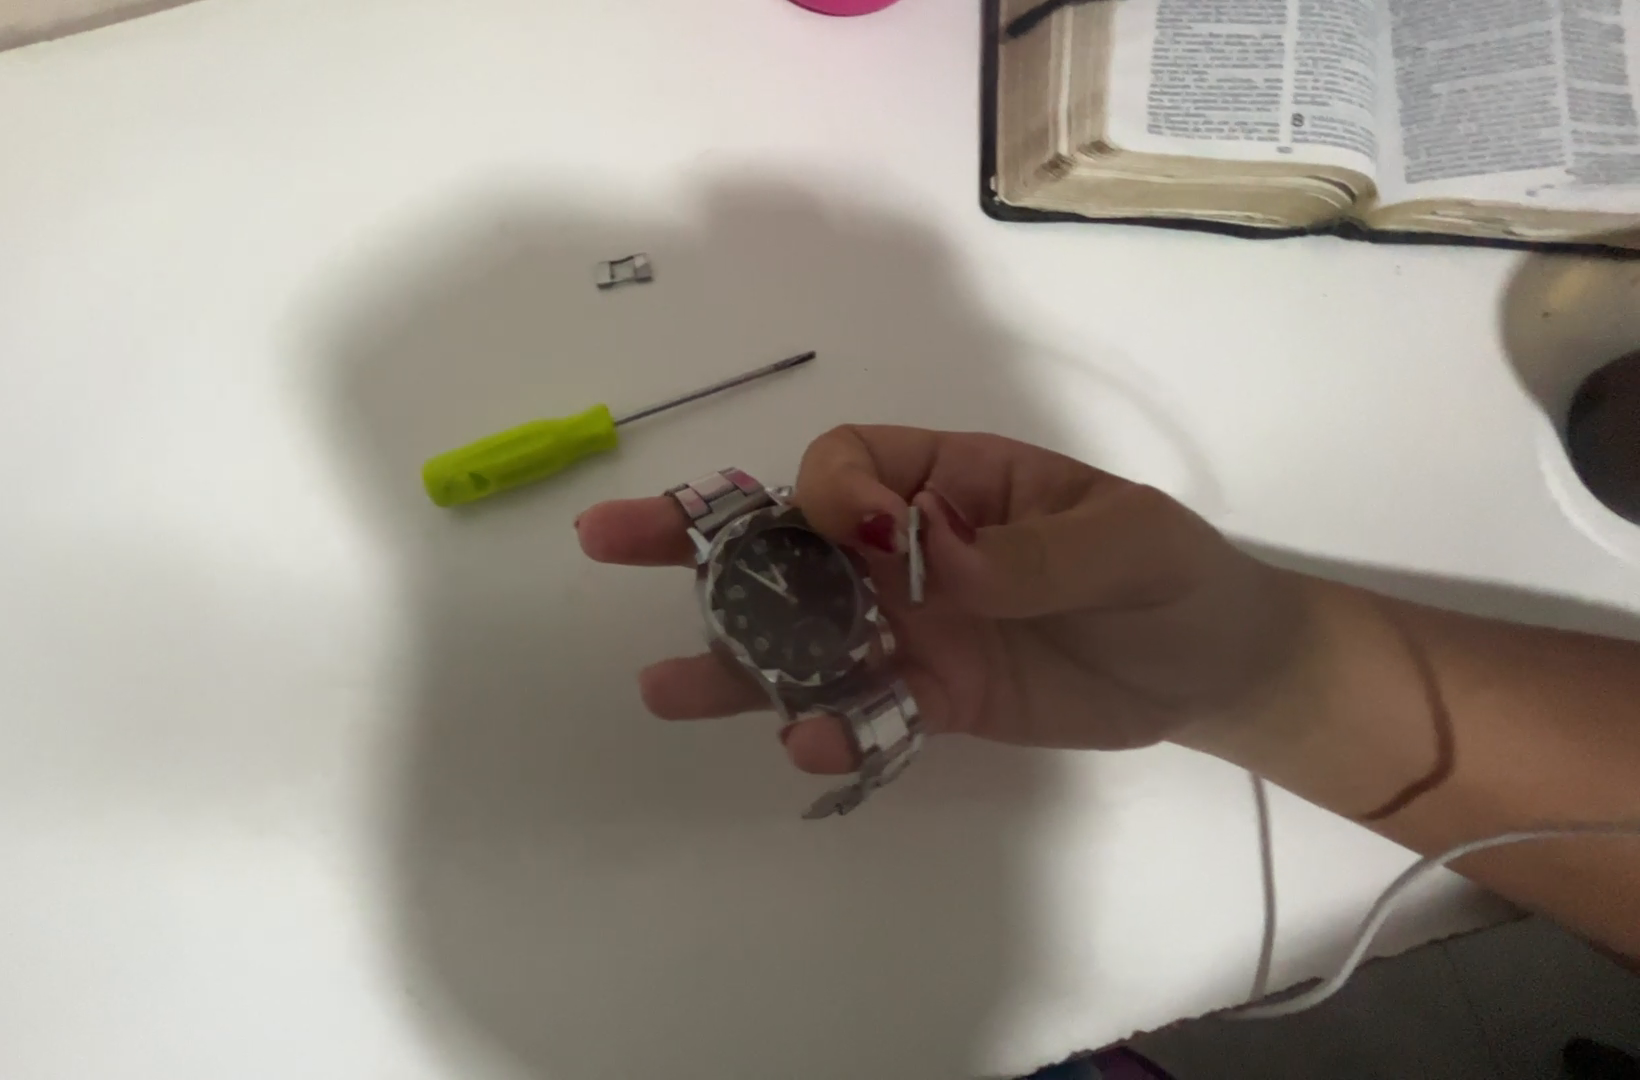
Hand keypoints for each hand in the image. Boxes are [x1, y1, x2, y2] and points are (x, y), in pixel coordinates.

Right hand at [575, 426, 1311, 776]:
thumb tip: (926, 557)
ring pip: (797, 633)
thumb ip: (1026, 551)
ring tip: (662, 686)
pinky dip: (824, 724)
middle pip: (781, 538)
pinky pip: (854, 707)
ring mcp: (899, 627)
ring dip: (733, 655)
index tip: (850, 530)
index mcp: (940, 485)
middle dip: (696, 538)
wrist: (1206, 670)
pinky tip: (802, 741)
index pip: (843, 464)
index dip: (825, 490)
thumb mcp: (1122, 543)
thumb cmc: (1168, 577)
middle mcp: (896, 551)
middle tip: (606, 540)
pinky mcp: (918, 697)